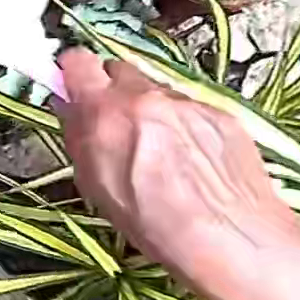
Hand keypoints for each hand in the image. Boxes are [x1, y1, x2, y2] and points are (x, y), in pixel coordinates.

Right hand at [54, 48, 299, 299]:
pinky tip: (190, 160)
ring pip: (155, 91)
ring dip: (147, 110)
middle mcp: (146, 96)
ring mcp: (187, 102)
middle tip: (113, 124)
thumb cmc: (151, 221)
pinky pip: (190, 108)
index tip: (72, 89)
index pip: (77, 60)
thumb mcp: (93, 183)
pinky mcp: (221, 113)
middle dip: (110, 91)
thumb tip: (70, 107)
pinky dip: (182, 125)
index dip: (71, 73)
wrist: (230, 239)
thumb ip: (78, 135)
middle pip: (118, 70)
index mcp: (106, 110)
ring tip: (157, 152)